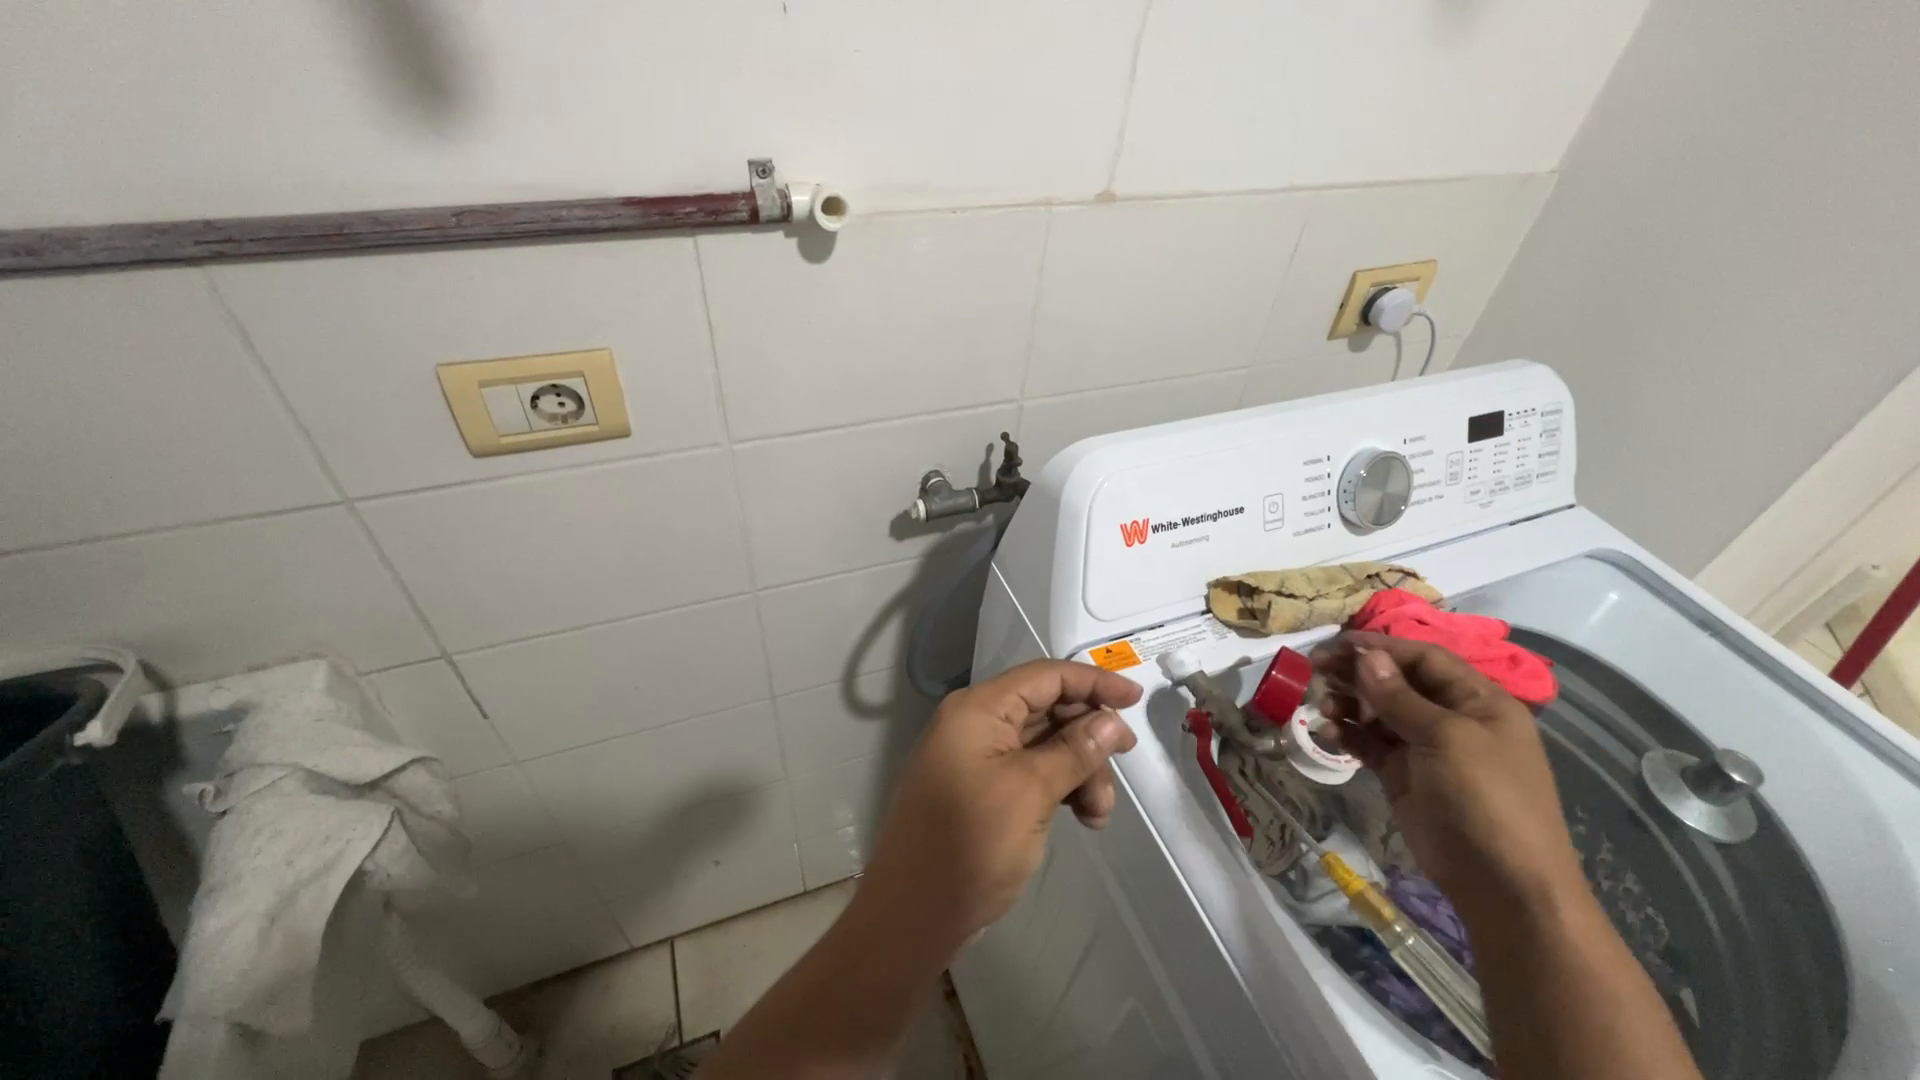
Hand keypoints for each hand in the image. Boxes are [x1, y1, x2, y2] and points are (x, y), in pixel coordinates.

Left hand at [859, 660, 1141, 946]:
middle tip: (1123, 764)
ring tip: (1098, 815)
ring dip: (1078, 769)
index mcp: (978, 710)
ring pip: (1043, 744)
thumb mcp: (1030, 793)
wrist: (913, 915)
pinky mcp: (980, 790)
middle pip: (1047, 708)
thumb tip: (1111, 722)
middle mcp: (974, 724)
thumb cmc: (970, 845)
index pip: (1045, 676)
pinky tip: (1082, 817)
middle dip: (1088, 737)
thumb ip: (1073, 751)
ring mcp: (975, 758)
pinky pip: (1029, 771)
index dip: (1093, 682)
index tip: (1137, 699)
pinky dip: (1059, 787)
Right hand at [1313, 632, 1586, 918]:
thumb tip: (1366, 657)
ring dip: (1349, 704)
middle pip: (1398, 682)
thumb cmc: (1486, 798)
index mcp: (1479, 701)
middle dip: (1358, 674)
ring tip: (1321, 707)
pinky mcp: (1404, 777)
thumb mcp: (1447, 738)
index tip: (1336, 645)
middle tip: (1315, 671)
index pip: (1424, 658)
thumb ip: (1401, 697)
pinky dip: (1348, 736)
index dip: (1381, 648)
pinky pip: (1371, 745)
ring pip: (1379, 713)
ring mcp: (1427, 750)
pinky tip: (1327, 734)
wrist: (1503, 883)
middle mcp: (1453, 719)